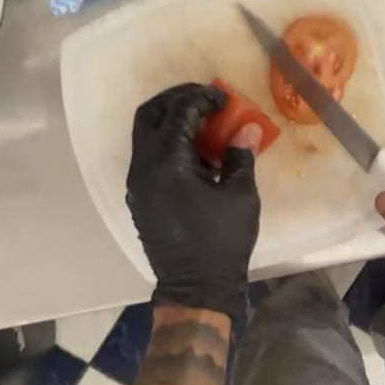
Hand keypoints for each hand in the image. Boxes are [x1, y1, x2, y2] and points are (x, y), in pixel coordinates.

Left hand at [127, 83, 260, 316]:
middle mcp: (143, 167)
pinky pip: (149, 157)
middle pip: (148, 114)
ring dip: (171, 122)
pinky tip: (196, 155)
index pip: (178, 111)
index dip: (202, 97)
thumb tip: (247, 128)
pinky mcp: (140, 197)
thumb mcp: (241, 196)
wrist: (197, 286)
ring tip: (204, 126)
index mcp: (167, 163)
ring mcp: (137, 183)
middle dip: (176, 100)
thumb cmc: (223, 241)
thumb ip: (240, 156)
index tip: (224, 98)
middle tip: (205, 100)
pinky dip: (168, 144)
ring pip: (145, 135)